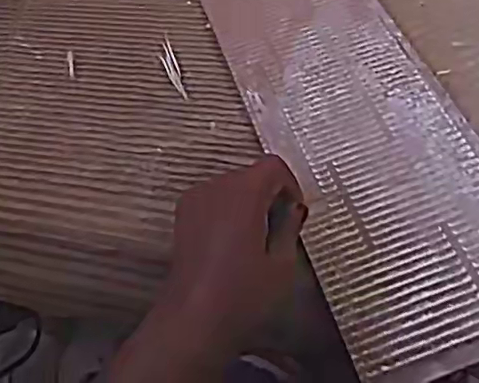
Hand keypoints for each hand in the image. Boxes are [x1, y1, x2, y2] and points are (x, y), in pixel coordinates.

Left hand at [163, 156, 306, 354]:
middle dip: (268, 195)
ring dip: (246, 202)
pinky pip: (212, 197)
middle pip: (250, 175)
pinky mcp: (183, 207)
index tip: (295, 211)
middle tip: (278, 230)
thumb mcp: (281, 264)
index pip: (273, 165)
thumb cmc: (244, 292)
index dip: (289, 184)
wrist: (195, 313)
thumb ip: (290, 226)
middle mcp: (218, 183)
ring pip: (230, 185)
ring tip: (253, 241)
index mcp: (244, 191)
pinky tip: (228, 243)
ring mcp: (196, 193)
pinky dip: (225, 209)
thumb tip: (293, 207)